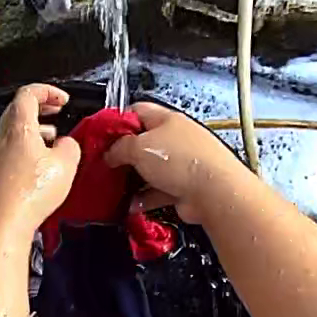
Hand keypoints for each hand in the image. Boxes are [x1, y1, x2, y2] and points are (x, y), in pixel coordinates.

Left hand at [0, 84, 81, 240]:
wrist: (2, 223)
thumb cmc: (29, 193)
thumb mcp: (66, 164)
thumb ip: (71, 146)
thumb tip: (67, 144)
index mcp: (19, 127)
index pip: (29, 93)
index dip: (48, 90)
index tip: (62, 98)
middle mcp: (3, 138)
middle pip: (18, 110)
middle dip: (40, 107)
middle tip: (57, 110)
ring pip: (15, 132)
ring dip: (35, 130)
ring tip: (53, 139)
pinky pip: (13, 153)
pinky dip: (28, 150)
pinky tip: (42, 167)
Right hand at [104, 101, 250, 223]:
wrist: (214, 193)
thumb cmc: (184, 162)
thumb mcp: (139, 148)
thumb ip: (119, 147)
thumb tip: (110, 153)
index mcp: (167, 120)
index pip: (137, 112)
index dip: (117, 122)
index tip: (102, 136)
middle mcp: (176, 140)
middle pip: (141, 144)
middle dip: (123, 155)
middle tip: (107, 164)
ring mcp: (182, 165)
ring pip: (149, 171)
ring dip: (133, 181)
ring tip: (116, 188)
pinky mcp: (183, 189)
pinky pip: (158, 192)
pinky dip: (144, 199)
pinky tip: (132, 204)